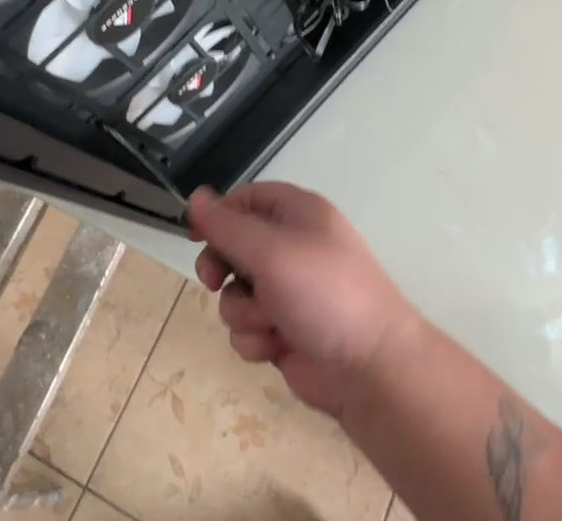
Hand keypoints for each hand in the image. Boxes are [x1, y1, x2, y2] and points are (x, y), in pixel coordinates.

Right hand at [189, 183, 424, 417]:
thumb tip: (196, 197)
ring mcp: (289, 292)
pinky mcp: (284, 330)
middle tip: (214, 279)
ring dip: (244, 311)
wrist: (367, 364)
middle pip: (234, 247)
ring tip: (271, 321)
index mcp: (300, 214)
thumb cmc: (323, 292)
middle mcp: (293, 248)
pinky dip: (257, 338)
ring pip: (235, 294)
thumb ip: (227, 226)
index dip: (219, 213)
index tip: (194, 234)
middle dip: (221, 267)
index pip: (249, 199)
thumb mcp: (271, 250)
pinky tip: (279, 346)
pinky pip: (248, 328)